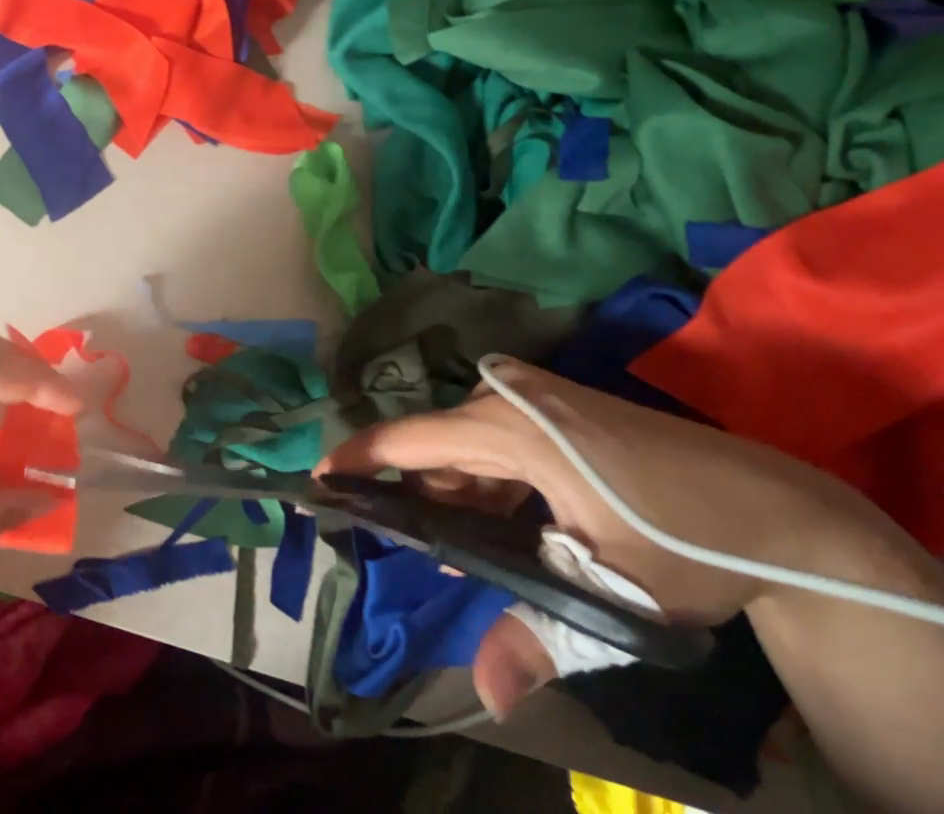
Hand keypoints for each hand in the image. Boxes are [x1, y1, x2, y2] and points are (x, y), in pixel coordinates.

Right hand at [316, 358, 899, 714]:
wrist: (785, 515)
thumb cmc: (683, 541)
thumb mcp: (607, 593)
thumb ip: (535, 637)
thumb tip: (485, 700)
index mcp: (510, 428)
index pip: (407, 439)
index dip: (356, 460)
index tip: (316, 482)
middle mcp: (512, 401)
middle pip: (433, 448)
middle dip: (413, 496)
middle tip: (406, 547)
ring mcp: (538, 402)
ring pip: (464, 449)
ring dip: (453, 496)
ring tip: (459, 551)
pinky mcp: (558, 413)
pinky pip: (494, 447)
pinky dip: (485, 486)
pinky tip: (500, 528)